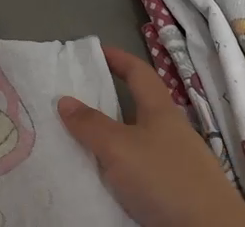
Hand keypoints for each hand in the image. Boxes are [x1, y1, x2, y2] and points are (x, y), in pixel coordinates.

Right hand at [58, 46, 244, 226]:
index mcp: (161, 111)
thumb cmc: (166, 180)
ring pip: (139, 143)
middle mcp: (172, 132)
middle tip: (76, 104)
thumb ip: (91, 124)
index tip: (93, 52)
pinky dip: (123, 170)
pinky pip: (143, 172)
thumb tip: (64, 100)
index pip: (139, 72)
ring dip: (113, 142)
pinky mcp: (180, 193)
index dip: (117, 58)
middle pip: (138, 108)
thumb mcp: (119, 148)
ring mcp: (179, 164)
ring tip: (83, 146)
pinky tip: (107, 181)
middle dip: (108, 104)